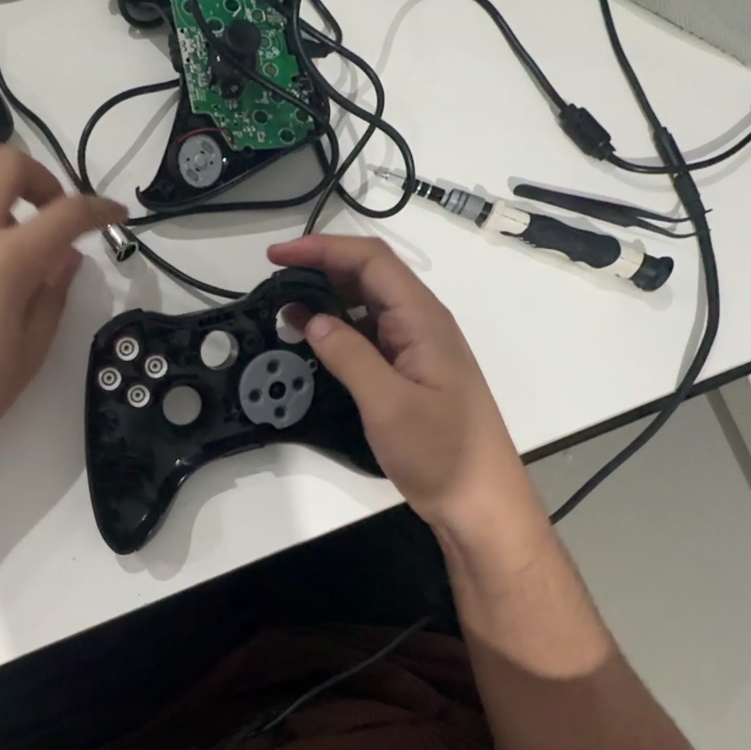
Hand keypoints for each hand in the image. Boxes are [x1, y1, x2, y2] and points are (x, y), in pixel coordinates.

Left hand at [0, 147, 124, 480]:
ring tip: (13, 267)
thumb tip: (66, 257)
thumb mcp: (29, 352)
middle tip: (55, 222)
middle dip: (43, 181)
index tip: (115, 216)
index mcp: (4, 261)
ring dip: (4, 211)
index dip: (99, 210)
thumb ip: (53, 295)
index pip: (65, 213)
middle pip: (7, 166)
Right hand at [267, 234, 538, 535]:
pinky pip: (368, 337)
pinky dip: (336, 331)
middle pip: (369, 276)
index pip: (371, 262)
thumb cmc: (440, 452)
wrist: (477, 499)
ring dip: (326, 299)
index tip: (277, 255)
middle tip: (273, 279)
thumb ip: (349, 357)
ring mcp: (415, 350)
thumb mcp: (388, 405)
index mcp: (422, 321)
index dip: (323, 249)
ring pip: (367, 306)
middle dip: (321, 268)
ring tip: (283, 308)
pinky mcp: (407, 374)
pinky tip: (311, 341)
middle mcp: (420, 325)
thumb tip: (312, 319)